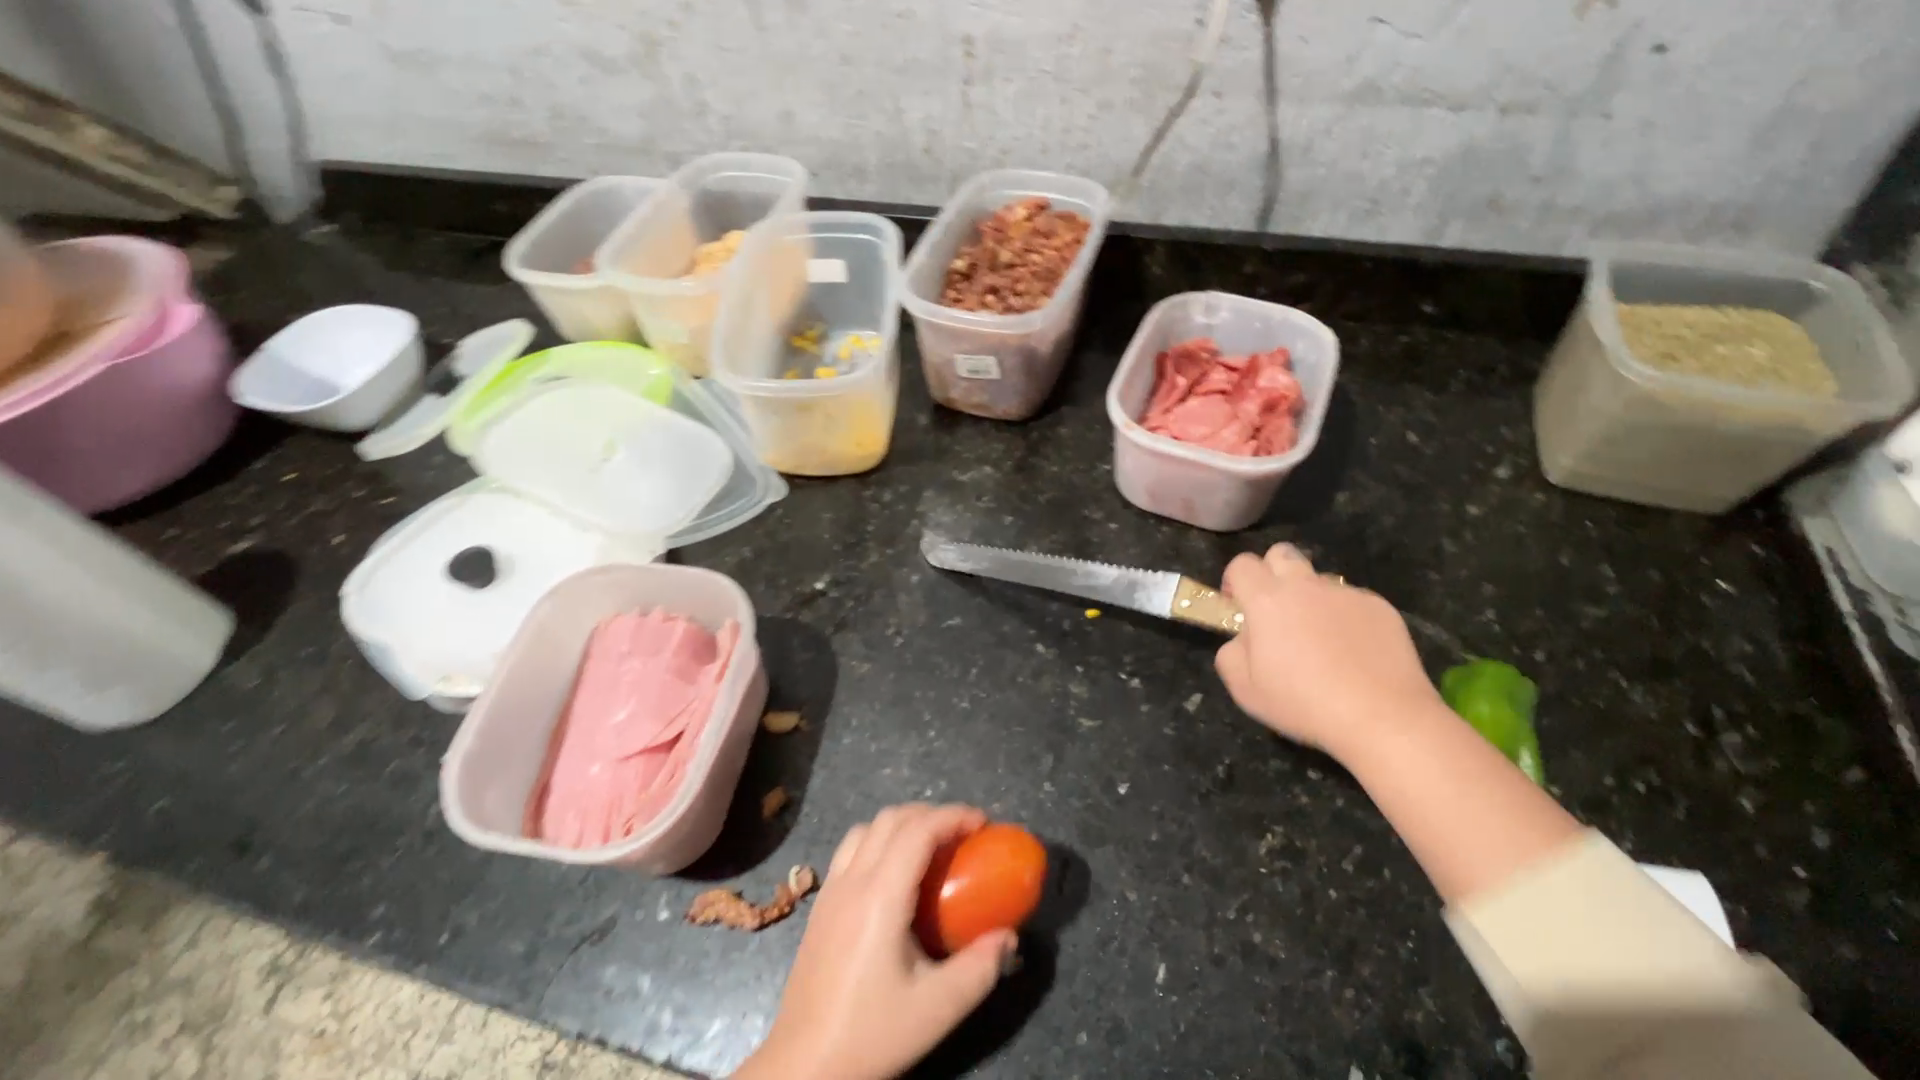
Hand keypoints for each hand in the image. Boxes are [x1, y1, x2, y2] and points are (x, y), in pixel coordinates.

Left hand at [735, 804, 1017, 1079]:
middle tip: (964, 835)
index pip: (917, 830)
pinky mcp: (819, 909)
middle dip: (931, 814)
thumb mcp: (939, 1007)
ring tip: (932, 848)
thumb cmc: (872, 1033)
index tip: (984, 824)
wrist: (805, 1066)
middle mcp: (851, 882)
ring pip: (864, 830)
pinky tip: (896, 878)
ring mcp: (829, 893)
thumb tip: (1009, 936)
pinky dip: (878, 843)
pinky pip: (850, 852)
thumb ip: (981, 967)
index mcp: (880, 896)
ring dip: (901, 825)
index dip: (953, 816)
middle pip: (890, 819)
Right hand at [1214, 543, 1444, 759]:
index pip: (1242, 564)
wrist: (1382, 716)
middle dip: (1272, 573)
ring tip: (1321, 641)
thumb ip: (1232, 653)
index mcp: (1268, 601)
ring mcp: (1347, 594)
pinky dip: (1345, 619)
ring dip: (1311, 599)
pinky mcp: (1380, 607)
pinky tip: (1354, 654)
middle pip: (1282, 554)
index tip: (1238, 608)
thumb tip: (1244, 639)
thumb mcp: (1245, 689)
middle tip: (1275, 613)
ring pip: (1320, 581)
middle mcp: (1307, 587)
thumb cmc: (1304, 703)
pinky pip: (1353, 602)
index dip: (1234, 581)